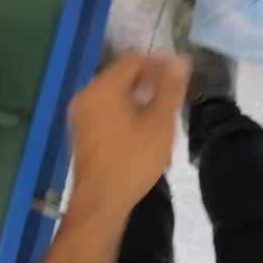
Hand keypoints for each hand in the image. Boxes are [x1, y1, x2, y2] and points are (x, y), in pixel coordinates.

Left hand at [66, 53, 189, 231]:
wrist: (101, 203)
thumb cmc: (132, 161)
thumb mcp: (159, 123)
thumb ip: (170, 88)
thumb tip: (181, 60)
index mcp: (103, 88)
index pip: (134, 59)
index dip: (160, 63)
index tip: (181, 76)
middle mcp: (86, 94)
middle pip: (122, 74)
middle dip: (150, 78)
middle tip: (174, 92)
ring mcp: (81, 113)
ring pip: (114, 91)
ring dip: (139, 94)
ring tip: (162, 109)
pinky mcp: (82, 130)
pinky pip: (106, 107)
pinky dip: (125, 107)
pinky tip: (143, 125)